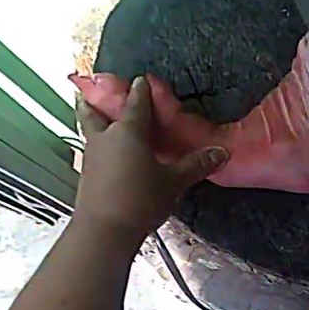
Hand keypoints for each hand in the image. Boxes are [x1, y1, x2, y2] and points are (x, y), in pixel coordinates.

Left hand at [73, 77, 226, 242]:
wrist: (104, 229)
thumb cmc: (141, 198)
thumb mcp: (174, 181)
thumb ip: (197, 164)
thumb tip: (222, 151)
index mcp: (129, 131)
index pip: (136, 103)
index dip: (140, 90)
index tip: (141, 80)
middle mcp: (106, 137)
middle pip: (96, 111)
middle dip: (97, 100)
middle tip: (93, 92)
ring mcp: (92, 156)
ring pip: (90, 130)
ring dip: (93, 121)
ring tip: (97, 118)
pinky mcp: (86, 174)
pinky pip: (92, 150)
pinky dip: (98, 145)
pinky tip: (106, 153)